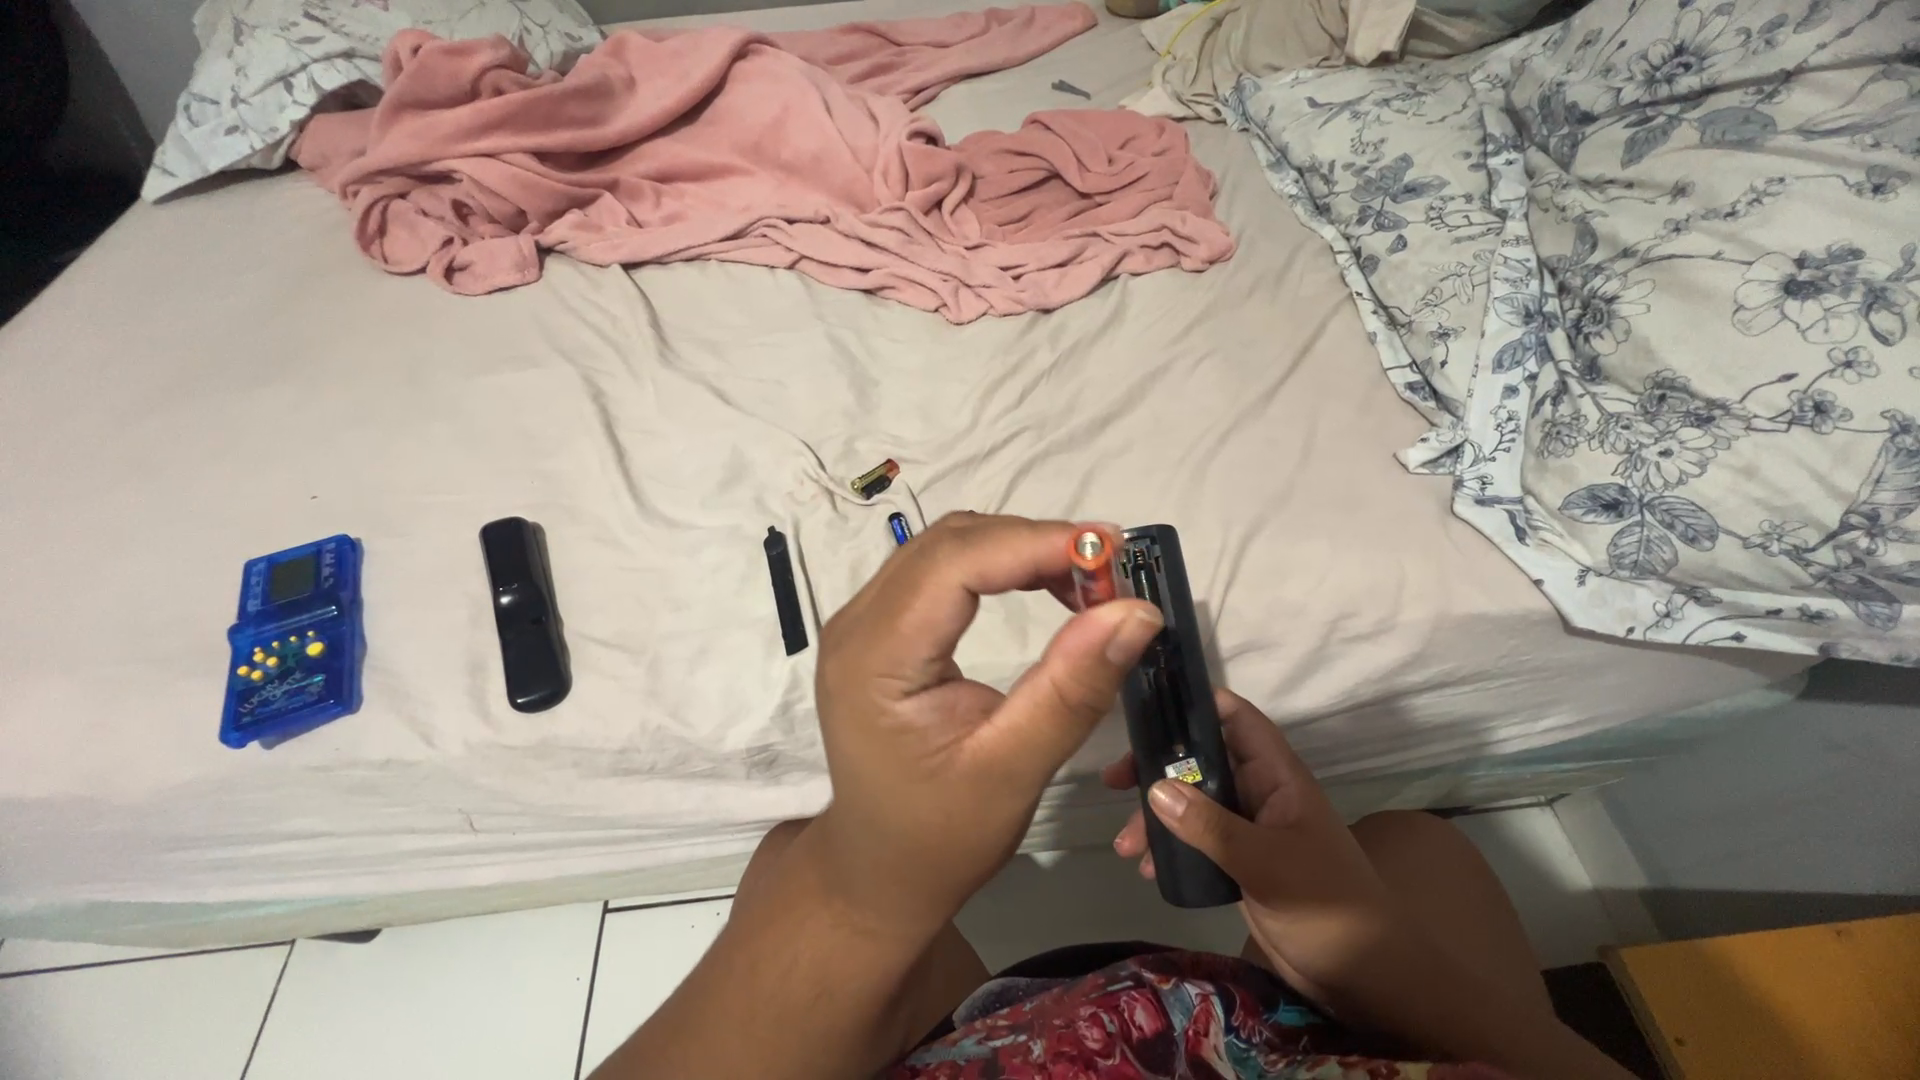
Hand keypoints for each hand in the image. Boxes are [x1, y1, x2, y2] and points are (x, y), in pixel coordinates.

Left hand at [811, 513, 1164, 936]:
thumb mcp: (1013, 772)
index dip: (1035, 542)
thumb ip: (1071, 691)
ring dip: (1019, 549)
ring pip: (947, 548)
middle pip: (950, 543)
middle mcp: (857, 623)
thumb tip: (1136, 613)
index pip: (954, 563)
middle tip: (1109, 575)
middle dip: (1034, 542)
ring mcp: (862, 622)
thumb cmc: (940, 835)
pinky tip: (1043, 588)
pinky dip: (999, 567)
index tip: (1113, 550)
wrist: (879, 868)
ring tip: (1086, 583)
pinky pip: (941, 571)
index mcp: (876, 658)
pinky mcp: (880, 629)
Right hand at [1102, 690, 1418, 1013]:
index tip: (1150, 707)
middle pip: (1201, 761)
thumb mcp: (1267, 863)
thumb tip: (1156, 788)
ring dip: (1156, 818)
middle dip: (1158, 769)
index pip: (1237, 720)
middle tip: (1115, 783)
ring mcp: (1247, 828)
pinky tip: (1149, 870)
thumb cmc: (1328, 907)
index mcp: (1278, 777)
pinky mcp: (1237, 862)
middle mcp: (1259, 793)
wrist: (1363, 978)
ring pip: (1191, 803)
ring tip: (1126, 848)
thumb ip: (1211, 826)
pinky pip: (1194, 840)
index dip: (1198, 704)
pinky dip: (1168, 848)